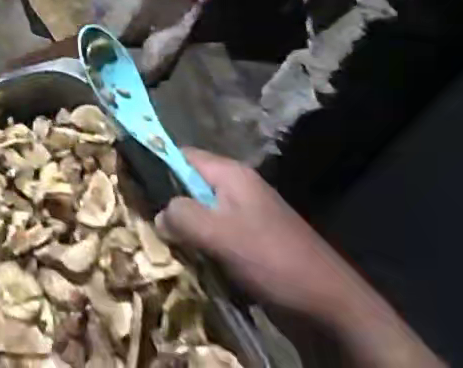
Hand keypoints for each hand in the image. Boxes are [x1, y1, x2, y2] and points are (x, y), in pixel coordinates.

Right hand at [159, 149, 443, 367]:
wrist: (335, 310)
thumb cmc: (274, 261)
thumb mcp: (220, 235)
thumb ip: (182, 216)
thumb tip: (158, 214)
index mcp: (230, 173)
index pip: (179, 153)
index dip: (153, 163)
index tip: (127, 180)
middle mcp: (238, 188)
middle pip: (188, 184)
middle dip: (166, 202)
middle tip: (141, 220)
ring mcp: (248, 217)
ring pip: (200, 214)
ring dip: (184, 230)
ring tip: (161, 245)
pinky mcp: (254, 245)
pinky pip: (215, 237)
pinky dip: (201, 248)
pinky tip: (190, 264)